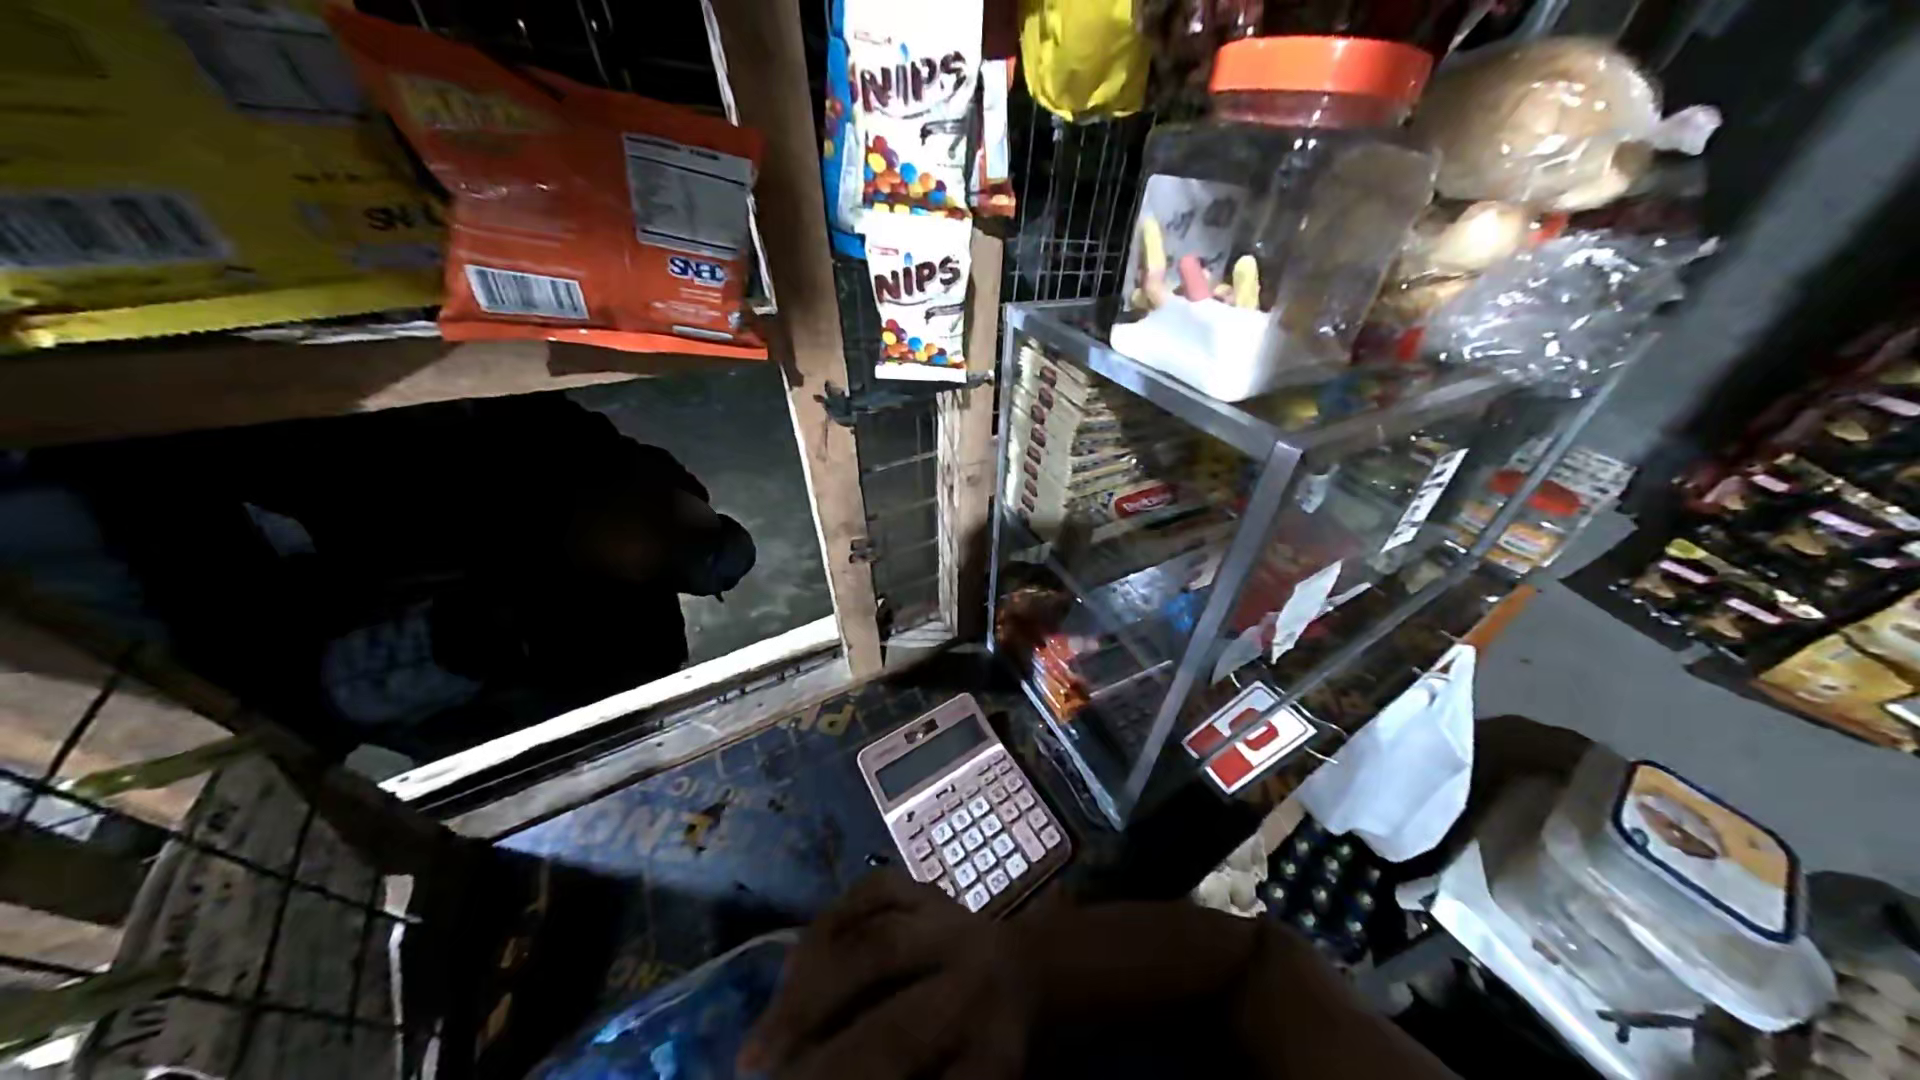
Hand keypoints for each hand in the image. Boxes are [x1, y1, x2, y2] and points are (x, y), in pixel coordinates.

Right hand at [738, 872, 1033, 1079]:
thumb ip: (918, 1075)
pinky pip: (876, 893)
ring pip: (878, 948)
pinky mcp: (930, 890)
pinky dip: (830, 924)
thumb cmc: (998, 1046)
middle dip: (828, 1065)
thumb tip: (833, 1072)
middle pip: (897, 1030)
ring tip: (764, 1041)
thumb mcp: (976, 1077)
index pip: (936, 1079)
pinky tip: (797, 964)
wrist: (1038, 971)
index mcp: (996, 1052)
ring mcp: (952, 925)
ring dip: (811, 996)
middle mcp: (977, 984)